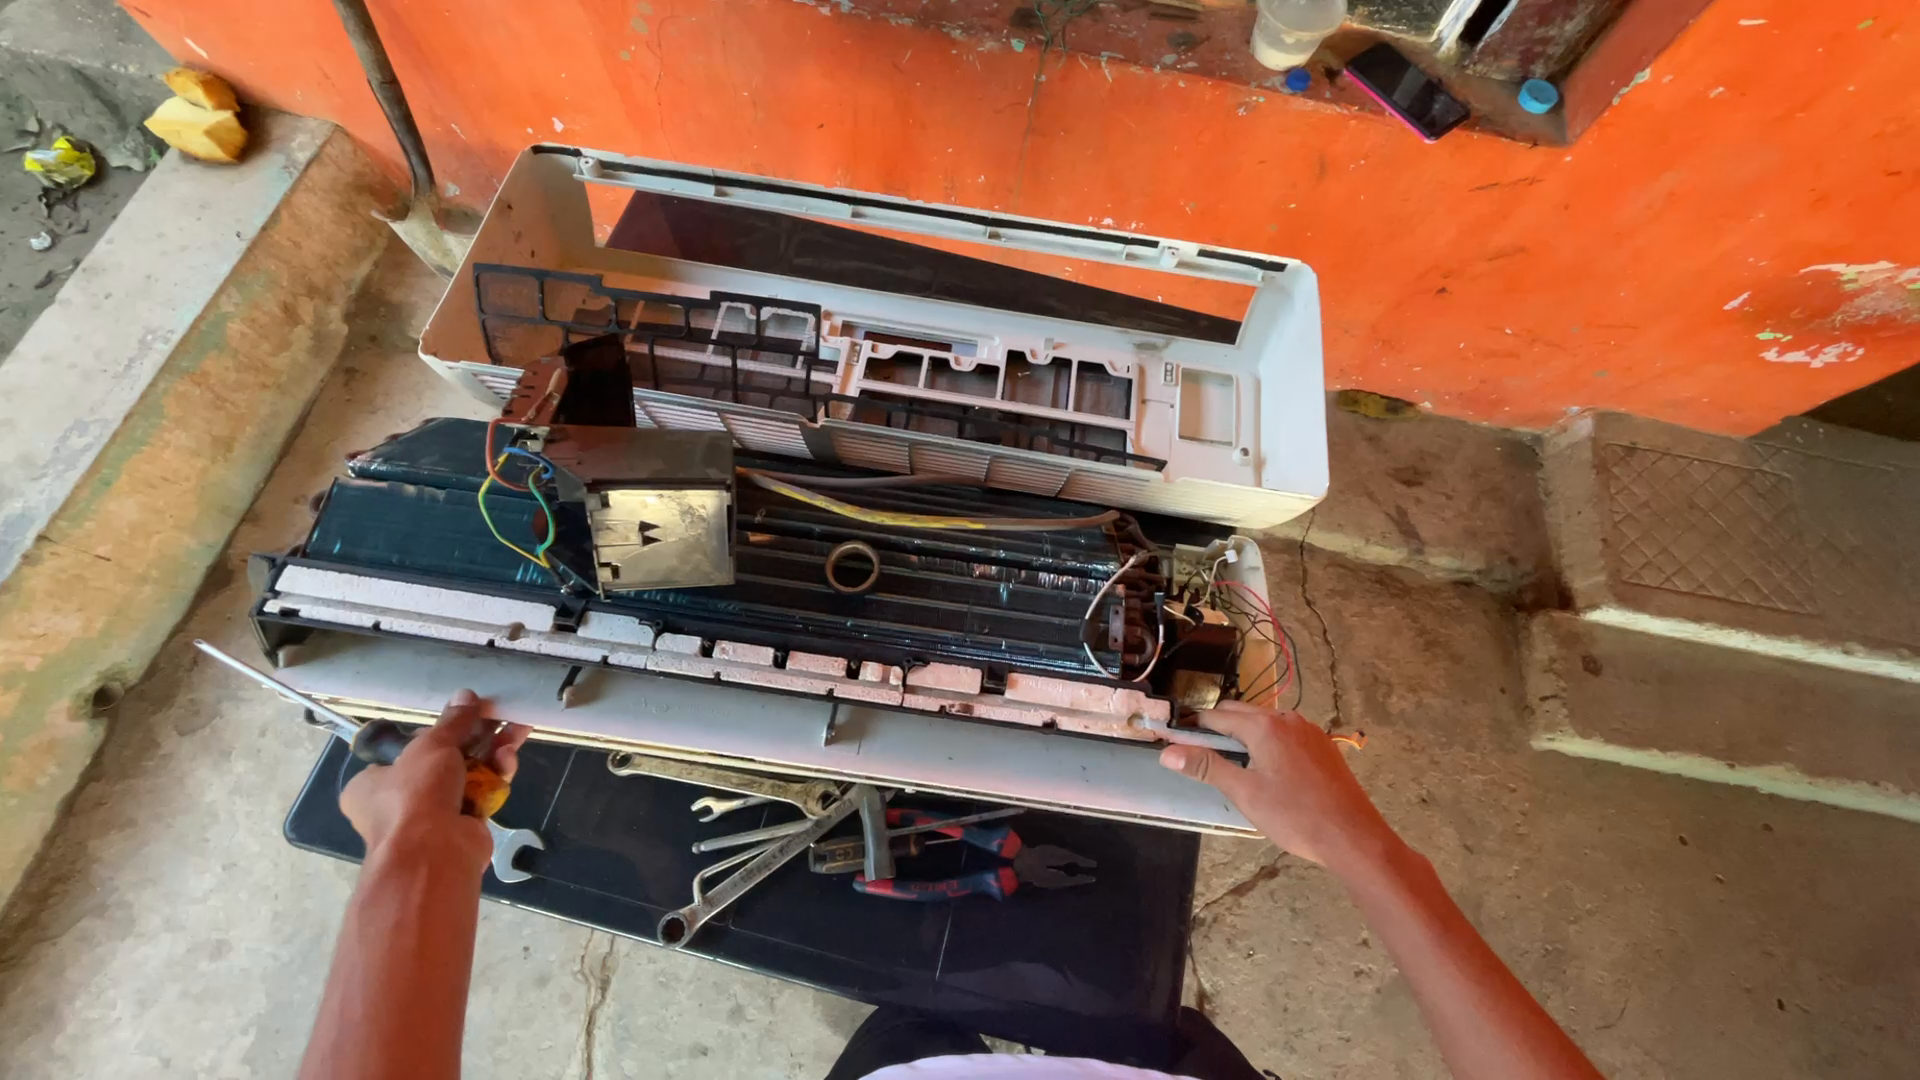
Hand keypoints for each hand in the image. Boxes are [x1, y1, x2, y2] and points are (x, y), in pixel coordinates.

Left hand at [339, 690, 532, 868]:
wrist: (433, 852)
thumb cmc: (415, 795)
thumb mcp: (431, 746)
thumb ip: (452, 721)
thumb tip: (465, 694)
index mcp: (374, 782)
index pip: (410, 748)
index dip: (440, 731)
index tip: (465, 717)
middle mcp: (400, 799)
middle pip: (446, 758)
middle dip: (478, 738)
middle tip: (503, 718)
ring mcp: (432, 813)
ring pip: (469, 773)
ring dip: (493, 753)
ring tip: (517, 733)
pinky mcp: (463, 823)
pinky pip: (482, 792)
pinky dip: (496, 776)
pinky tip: (509, 761)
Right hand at [1160, 701, 1397, 872]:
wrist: (1355, 838)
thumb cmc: (1295, 816)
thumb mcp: (1244, 793)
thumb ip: (1206, 767)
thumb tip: (1168, 753)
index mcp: (1264, 727)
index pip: (1216, 717)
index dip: (1193, 727)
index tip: (1175, 739)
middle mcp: (1286, 719)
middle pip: (1240, 712)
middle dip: (1217, 727)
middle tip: (1202, 754)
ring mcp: (1308, 731)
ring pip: (1264, 721)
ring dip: (1243, 733)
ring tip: (1233, 763)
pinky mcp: (1322, 745)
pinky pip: (1284, 732)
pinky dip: (1266, 740)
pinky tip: (1268, 768)